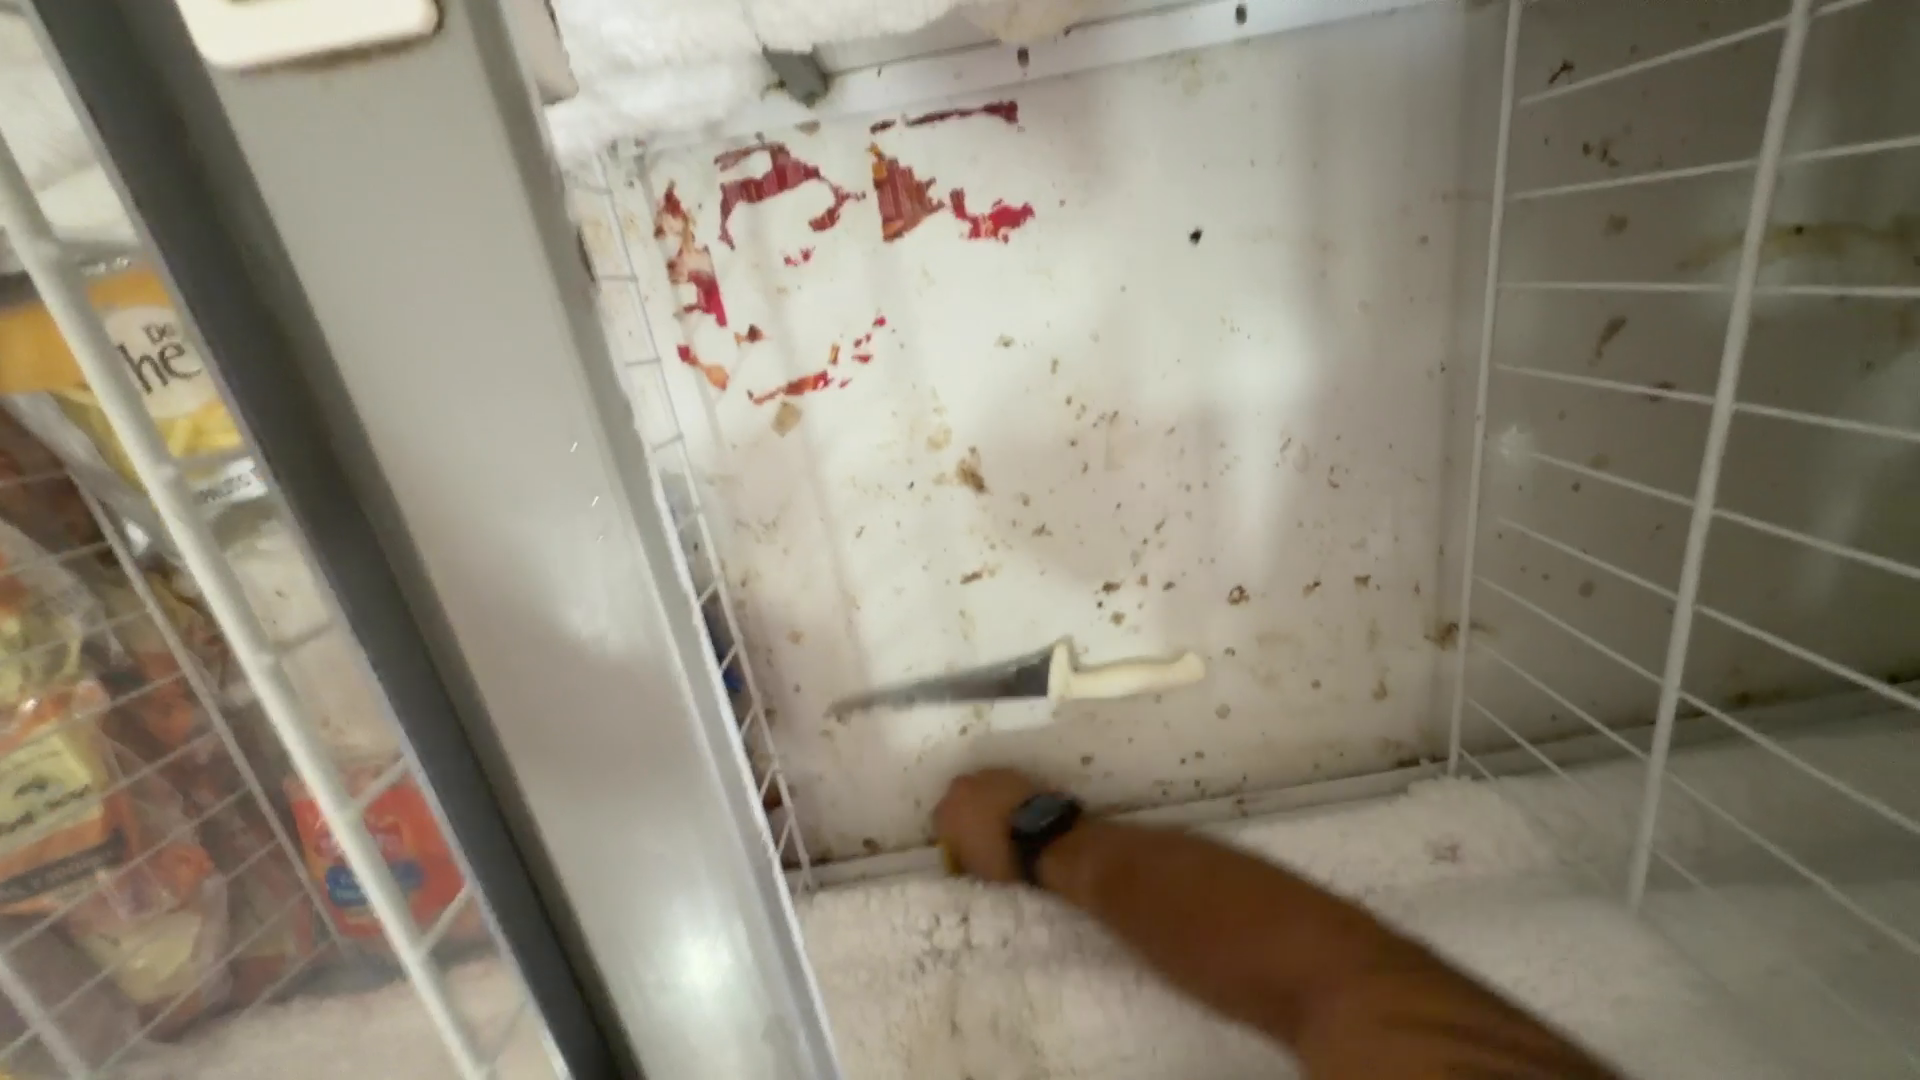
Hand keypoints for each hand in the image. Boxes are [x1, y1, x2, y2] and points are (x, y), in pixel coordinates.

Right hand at [933, 767, 1047, 882]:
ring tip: (999, 818)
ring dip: (983, 800)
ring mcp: (984, 775)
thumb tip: (961, 852)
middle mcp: (958, 787)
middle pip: (957, 799)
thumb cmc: (1000, 856)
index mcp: (944, 812)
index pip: (938, 824)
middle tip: (979, 830)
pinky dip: (1002, 794)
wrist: (1038, 833)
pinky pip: (999, 785)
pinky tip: (1013, 808)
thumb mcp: (973, 867)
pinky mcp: (1009, 771)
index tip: (961, 847)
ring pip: (978, 788)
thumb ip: (961, 854)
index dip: (950, 837)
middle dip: (965, 812)